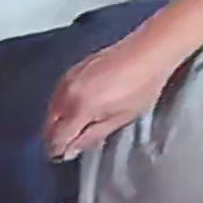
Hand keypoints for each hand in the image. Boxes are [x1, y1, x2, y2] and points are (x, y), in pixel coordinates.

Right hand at [43, 29, 185, 160]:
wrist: (153, 47)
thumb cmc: (145, 83)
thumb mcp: (124, 116)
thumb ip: (93, 136)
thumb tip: (69, 151)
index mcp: (80, 109)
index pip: (57, 139)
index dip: (59, 150)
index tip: (65, 155)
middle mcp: (66, 97)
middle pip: (49, 127)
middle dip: (57, 137)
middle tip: (72, 141)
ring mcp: (65, 83)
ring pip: (50, 113)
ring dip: (59, 122)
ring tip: (77, 123)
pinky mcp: (68, 74)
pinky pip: (56, 98)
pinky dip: (62, 107)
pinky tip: (78, 106)